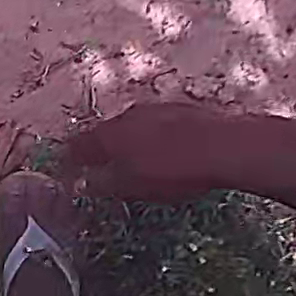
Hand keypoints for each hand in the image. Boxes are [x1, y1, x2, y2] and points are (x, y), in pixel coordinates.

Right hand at [62, 103, 259, 202]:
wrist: (228, 147)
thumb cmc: (171, 171)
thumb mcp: (129, 186)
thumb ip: (101, 184)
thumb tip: (79, 184)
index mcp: (107, 135)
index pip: (77, 146)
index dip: (69, 159)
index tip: (67, 170)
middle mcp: (127, 116)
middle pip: (104, 133)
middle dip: (98, 148)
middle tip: (97, 165)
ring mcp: (156, 109)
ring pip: (131, 126)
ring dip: (126, 140)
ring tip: (130, 157)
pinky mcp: (184, 109)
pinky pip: (156, 124)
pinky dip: (151, 136)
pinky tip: (162, 149)